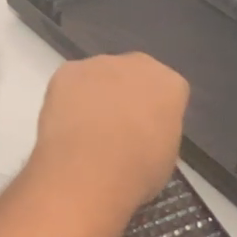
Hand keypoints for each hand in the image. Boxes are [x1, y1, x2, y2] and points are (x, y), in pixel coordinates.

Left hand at [26, 53, 188, 214]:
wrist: (89, 173)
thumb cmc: (137, 172)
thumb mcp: (166, 158)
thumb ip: (159, 133)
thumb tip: (144, 134)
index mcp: (171, 84)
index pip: (168, 92)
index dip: (156, 113)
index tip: (148, 133)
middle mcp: (138, 64)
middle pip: (134, 75)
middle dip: (127, 95)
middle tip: (116, 128)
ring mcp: (100, 64)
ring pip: (100, 76)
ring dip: (96, 96)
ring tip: (84, 131)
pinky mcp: (67, 71)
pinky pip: (71, 82)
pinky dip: (67, 100)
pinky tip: (65, 125)